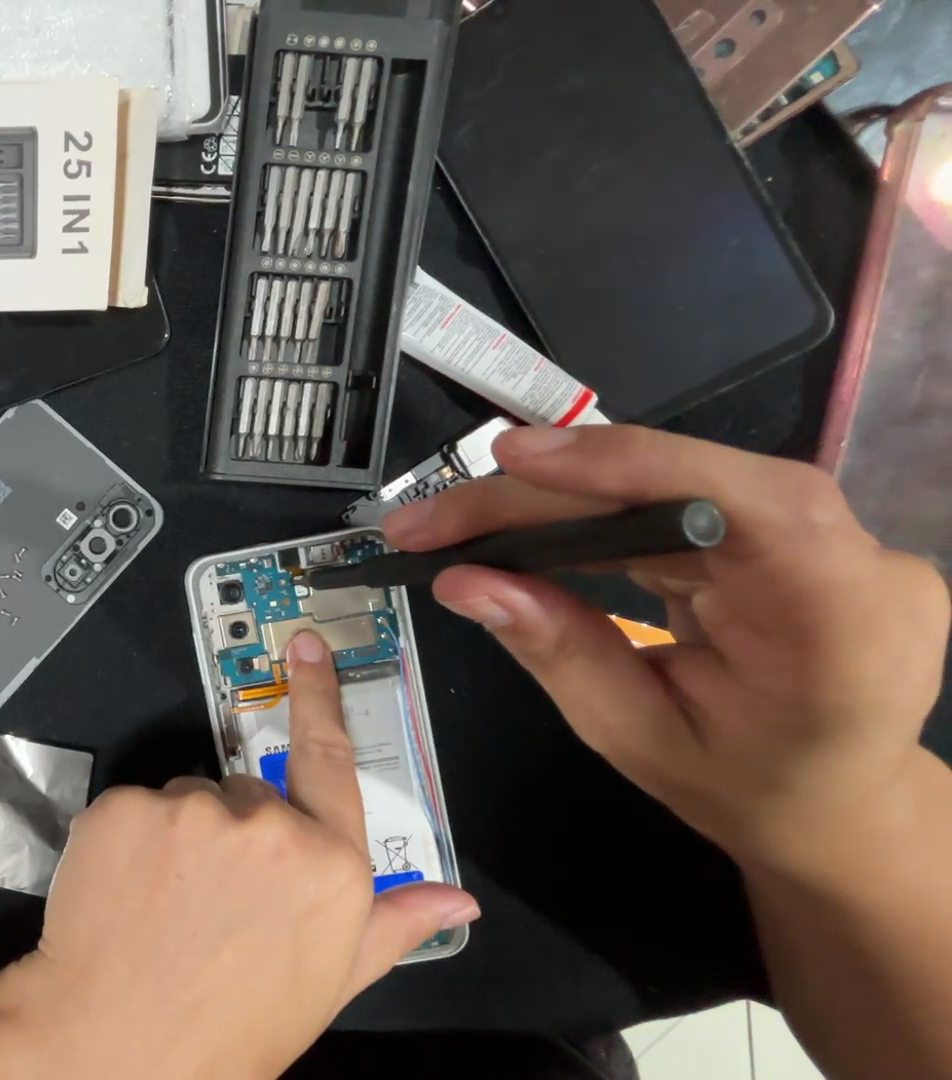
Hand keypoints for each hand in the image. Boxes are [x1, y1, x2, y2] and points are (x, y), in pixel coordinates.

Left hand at [0, 632, 478, 1079]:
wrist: (116, 1044)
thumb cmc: (231, 1024)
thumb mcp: (327, 982)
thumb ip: (389, 926)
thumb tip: (457, 899)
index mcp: (328, 865)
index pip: (329, 759)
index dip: (319, 696)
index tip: (309, 646)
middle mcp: (264, 825)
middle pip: (247, 790)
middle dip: (235, 829)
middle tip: (214, 894)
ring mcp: (188, 809)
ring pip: (187, 797)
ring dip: (181, 833)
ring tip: (170, 899)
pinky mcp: (125, 805)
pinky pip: (136, 804)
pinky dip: (132, 835)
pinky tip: (131, 886)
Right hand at [383, 425, 949, 875]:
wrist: (829, 798)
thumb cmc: (740, 783)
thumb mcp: (631, 732)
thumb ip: (556, 650)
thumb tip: (462, 582)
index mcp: (843, 628)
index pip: (754, 507)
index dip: (631, 465)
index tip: (513, 457)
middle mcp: (847, 561)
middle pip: (675, 488)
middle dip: (532, 498)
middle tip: (422, 524)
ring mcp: (811, 539)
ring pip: (654, 485)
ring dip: (535, 501)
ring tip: (440, 527)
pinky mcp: (764, 531)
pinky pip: (654, 500)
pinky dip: (568, 511)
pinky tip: (503, 528)